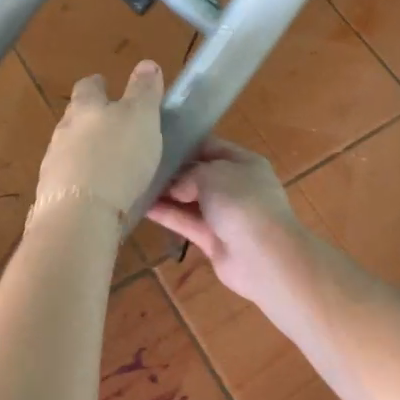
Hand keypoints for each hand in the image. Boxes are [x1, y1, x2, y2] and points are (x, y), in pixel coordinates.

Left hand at [33, 60, 164, 219]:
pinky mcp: (53, 192)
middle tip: (114, 128)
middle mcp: (64, 130)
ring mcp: (54, 162)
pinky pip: (70, 178)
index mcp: (85, 106)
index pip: (88, 85)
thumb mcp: (141, 117)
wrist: (81, 212)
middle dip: (92, 119)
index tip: (108, 86)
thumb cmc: (117, 156)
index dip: (99, 85)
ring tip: (109, 164)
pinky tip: (97, 191)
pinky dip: (83, 179)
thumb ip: (143, 90)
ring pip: (71, 148)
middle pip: (76, 116)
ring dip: (86, 151)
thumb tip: (146, 63)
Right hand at [145, 138, 317, 305]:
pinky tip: (141, 207)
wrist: (264, 256)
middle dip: (172, 171)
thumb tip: (175, 187)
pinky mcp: (212, 239)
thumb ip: (188, 174)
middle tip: (139, 164)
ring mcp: (225, 214)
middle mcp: (236, 186)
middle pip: (199, 174)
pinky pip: (186, 222)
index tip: (156, 143)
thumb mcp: (212, 174)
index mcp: (244, 163)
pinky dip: (167, 215)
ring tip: (135, 184)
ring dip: (166, 194)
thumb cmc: (242, 202)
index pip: (211, 147)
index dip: (185, 145)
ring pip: (190, 200)